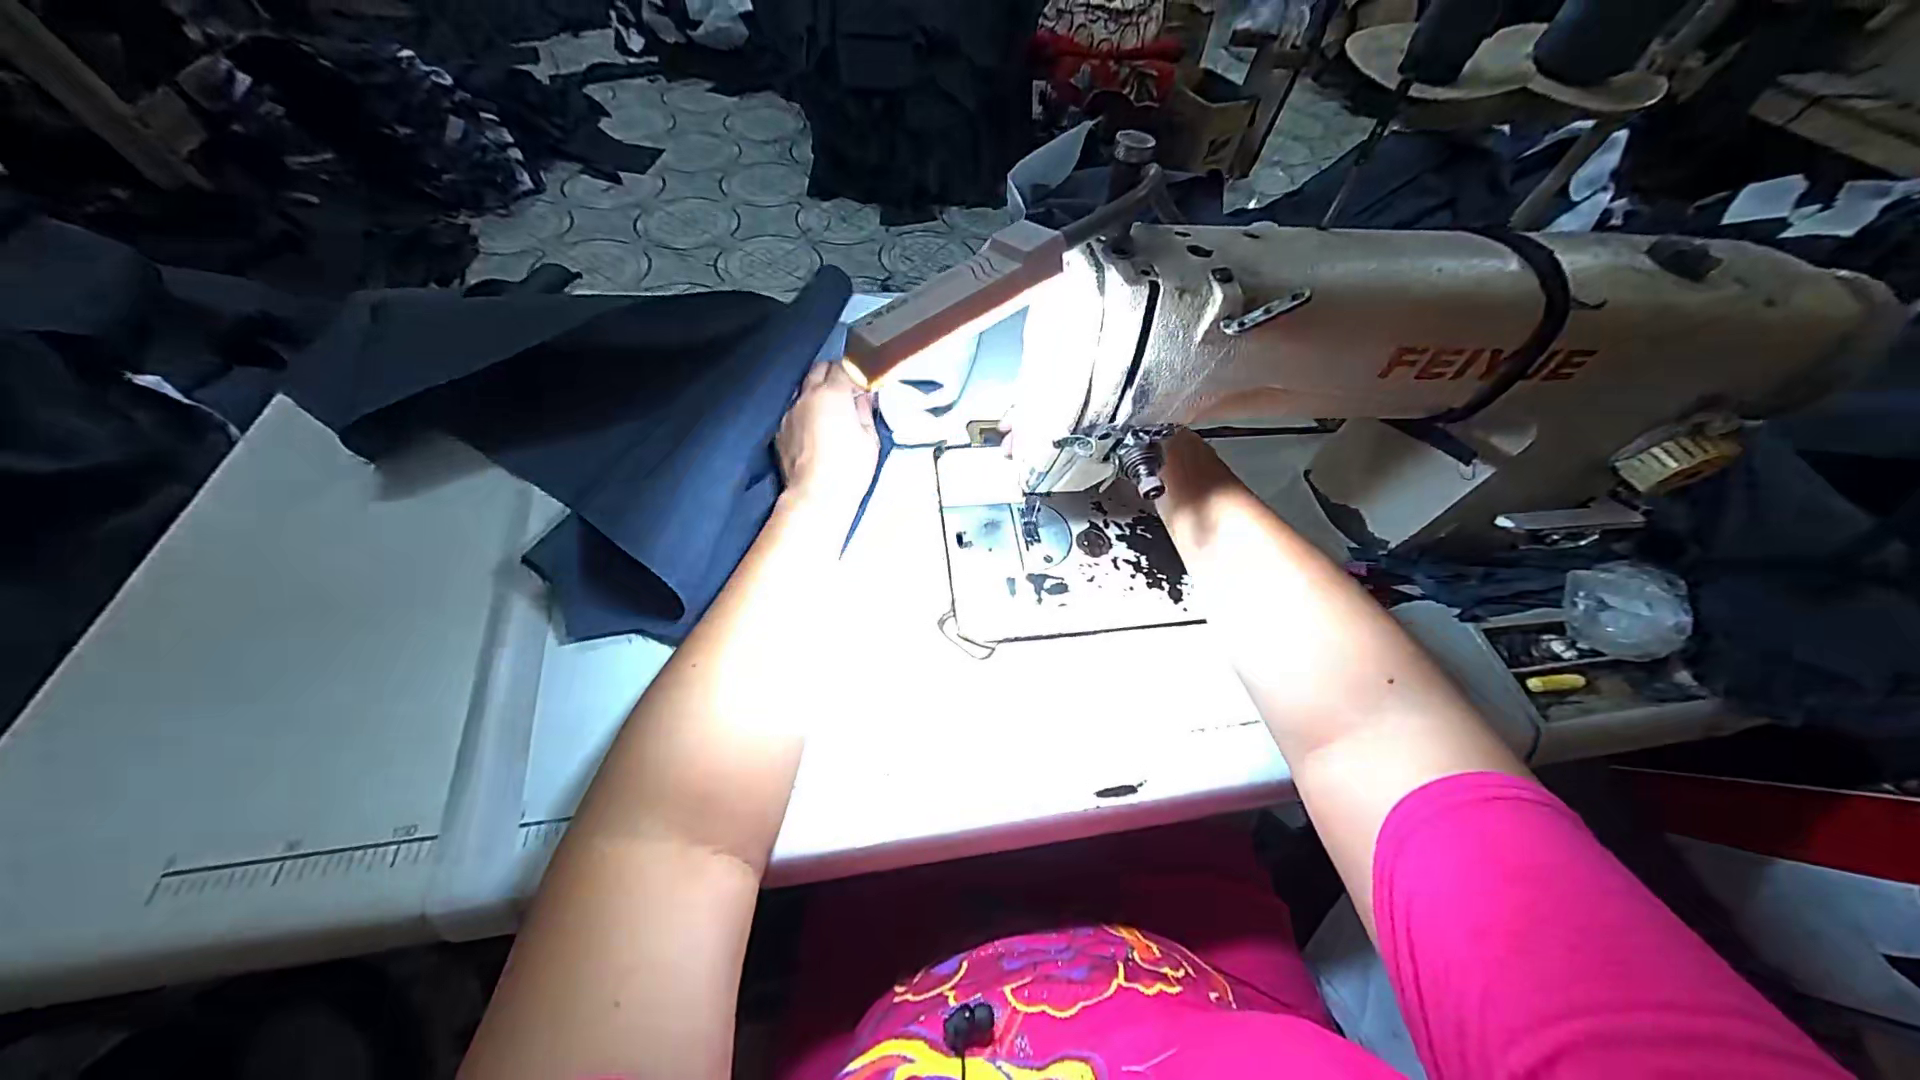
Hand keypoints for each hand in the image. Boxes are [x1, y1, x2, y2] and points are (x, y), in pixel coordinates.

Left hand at [777, 361, 877, 510]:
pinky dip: (805, 410)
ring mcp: (789, 412)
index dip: (858, 373)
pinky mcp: (780, 430)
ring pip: (803, 388)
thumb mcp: (869, 438)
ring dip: (817, 390)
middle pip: (819, 368)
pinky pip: (793, 409)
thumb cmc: (849, 468)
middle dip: (834, 373)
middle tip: (848, 389)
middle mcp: (806, 396)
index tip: (866, 384)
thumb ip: (865, 410)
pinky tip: (814, 426)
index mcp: (832, 393)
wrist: (816, 496)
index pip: (845, 367)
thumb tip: (864, 396)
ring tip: (830, 407)